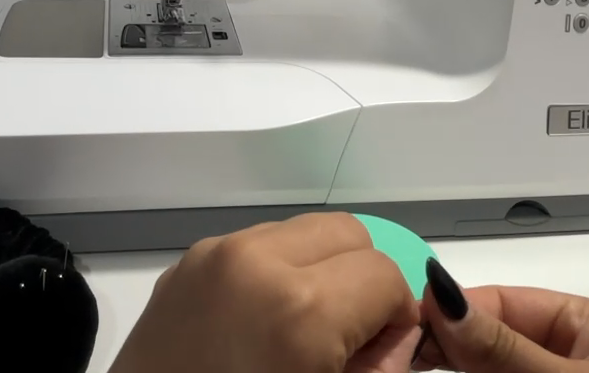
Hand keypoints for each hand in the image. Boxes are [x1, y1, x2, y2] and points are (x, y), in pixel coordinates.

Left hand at [108, 213, 422, 372]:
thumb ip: (381, 366)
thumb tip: (399, 329)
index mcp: (299, 308)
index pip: (384, 273)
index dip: (395, 315)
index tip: (381, 350)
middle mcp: (257, 260)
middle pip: (346, 230)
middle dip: (359, 277)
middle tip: (346, 335)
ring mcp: (217, 252)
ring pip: (301, 228)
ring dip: (316, 268)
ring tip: (296, 326)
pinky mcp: (190, 257)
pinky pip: (256, 241)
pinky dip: (273, 270)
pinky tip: (256, 321)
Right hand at [414, 259, 588, 372]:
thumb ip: (505, 348)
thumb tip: (436, 289)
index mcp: (579, 321)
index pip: (498, 302)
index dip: (450, 314)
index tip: (406, 333)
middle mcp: (565, 353)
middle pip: (490, 345)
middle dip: (450, 353)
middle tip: (404, 362)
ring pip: (492, 372)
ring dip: (459, 370)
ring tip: (417, 369)